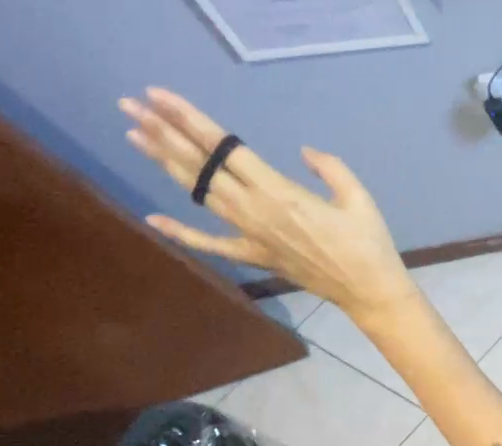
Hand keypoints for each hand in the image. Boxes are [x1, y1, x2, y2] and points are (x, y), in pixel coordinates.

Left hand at [119, 87, 417, 324]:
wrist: (371, 292)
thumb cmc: (370, 245)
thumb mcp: (361, 200)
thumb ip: (331, 170)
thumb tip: (304, 153)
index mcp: (279, 191)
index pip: (224, 148)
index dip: (189, 119)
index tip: (159, 96)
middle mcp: (253, 208)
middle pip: (201, 165)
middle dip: (164, 132)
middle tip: (130, 106)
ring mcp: (249, 234)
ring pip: (198, 192)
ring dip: (165, 163)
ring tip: (136, 136)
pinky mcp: (254, 256)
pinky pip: (210, 244)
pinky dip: (181, 233)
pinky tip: (155, 219)